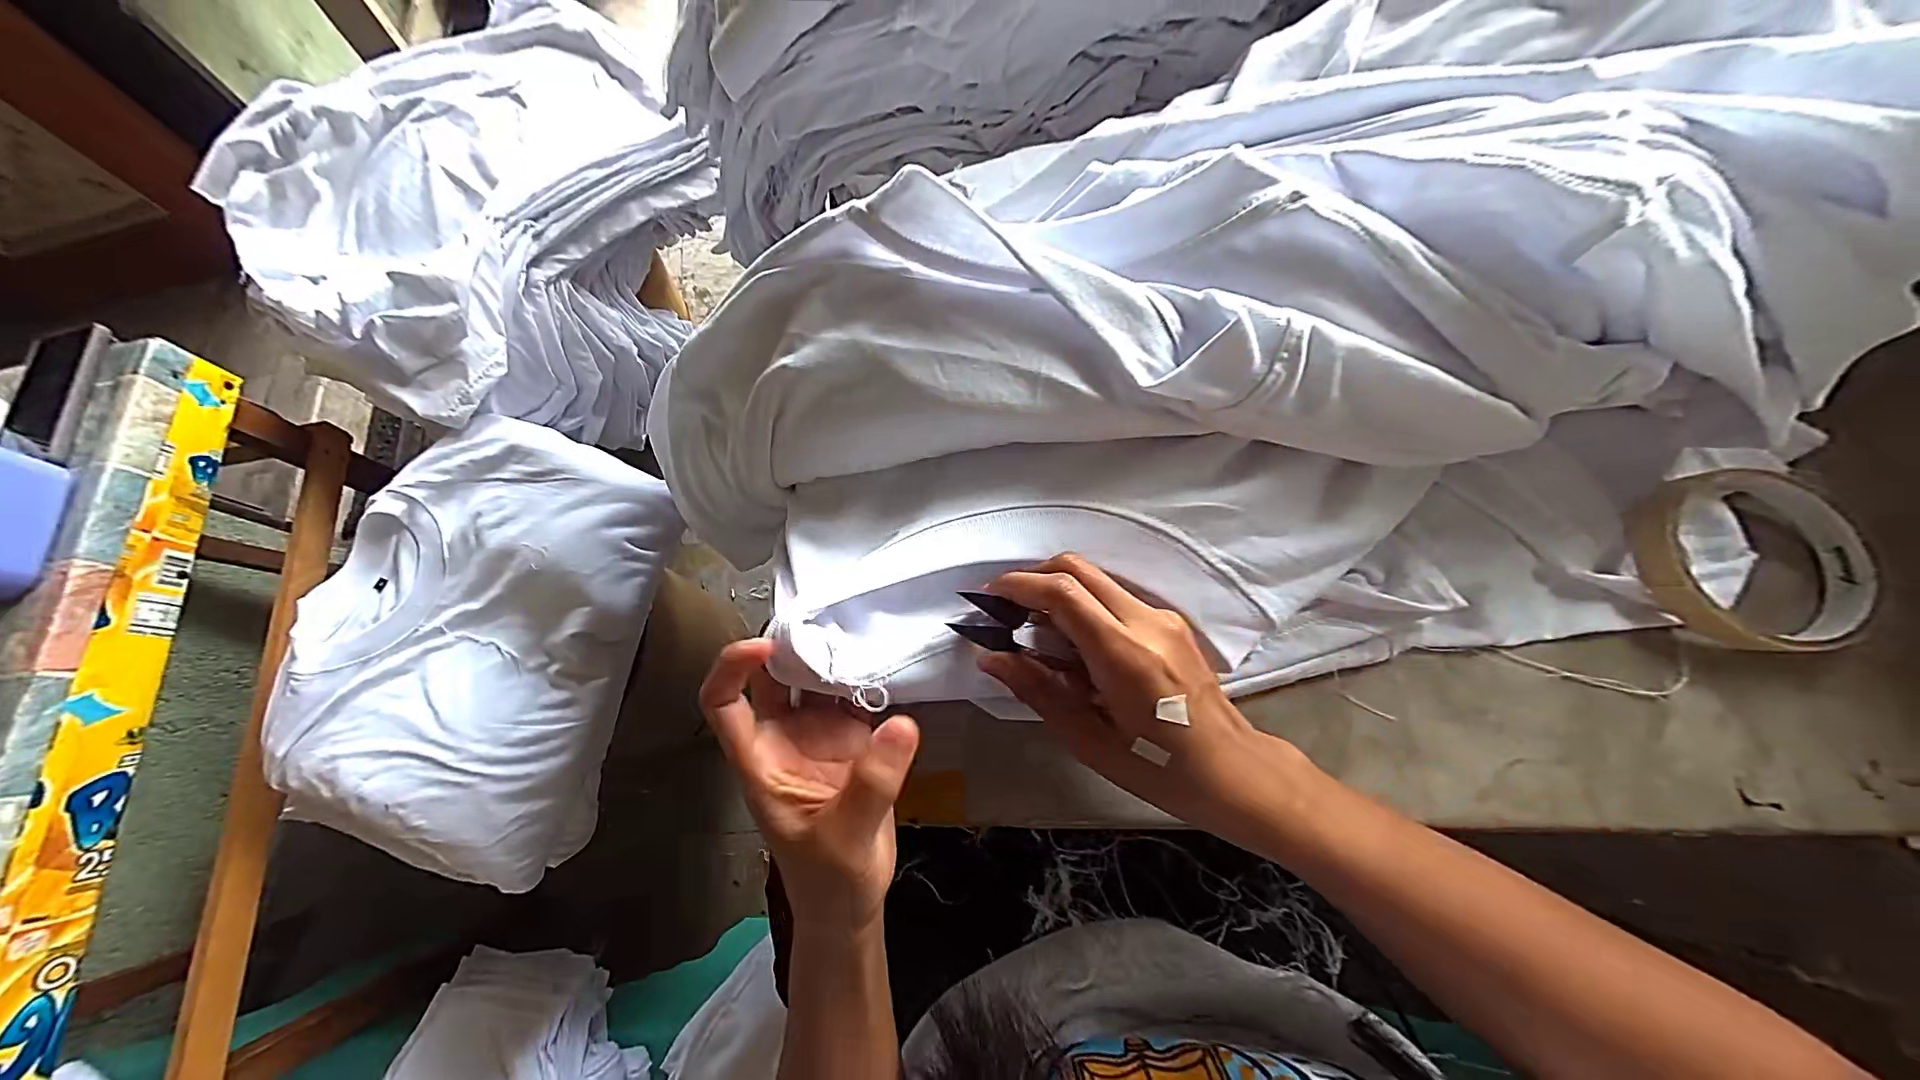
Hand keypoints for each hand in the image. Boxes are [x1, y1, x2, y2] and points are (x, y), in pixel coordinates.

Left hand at [701, 639, 920, 931]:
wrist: (851, 903)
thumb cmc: (829, 880)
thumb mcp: (846, 837)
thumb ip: (873, 783)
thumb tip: (901, 724)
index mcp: (760, 761)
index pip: (725, 705)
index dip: (731, 669)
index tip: (764, 647)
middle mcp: (785, 740)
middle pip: (772, 681)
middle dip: (791, 649)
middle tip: (826, 621)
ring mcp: (819, 739)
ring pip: (815, 684)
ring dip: (832, 660)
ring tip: (860, 633)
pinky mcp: (853, 742)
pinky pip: (854, 699)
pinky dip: (866, 680)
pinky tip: (884, 665)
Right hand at [976, 554, 1303, 836]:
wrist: (1235, 770)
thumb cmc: (1161, 769)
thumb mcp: (1090, 741)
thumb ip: (1039, 692)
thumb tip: (994, 658)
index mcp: (1126, 655)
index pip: (1064, 593)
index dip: (1019, 586)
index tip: (989, 598)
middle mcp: (1147, 622)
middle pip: (1079, 568)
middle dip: (1034, 578)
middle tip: (1007, 611)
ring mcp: (1163, 618)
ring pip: (1097, 579)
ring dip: (1059, 592)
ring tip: (1037, 635)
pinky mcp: (1170, 622)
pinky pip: (1115, 597)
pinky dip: (1083, 607)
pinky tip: (1074, 648)